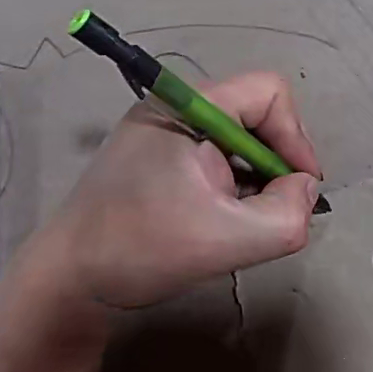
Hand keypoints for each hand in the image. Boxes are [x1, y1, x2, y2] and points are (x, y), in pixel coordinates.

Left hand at [45, 71, 323, 309]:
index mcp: (188, 107)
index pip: (268, 92)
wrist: (68, 278)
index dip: (294, 137)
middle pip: (254, 114)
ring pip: (236, 140)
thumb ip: (286, 215)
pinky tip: (219, 222)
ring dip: (253, 180)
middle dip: (275, 163)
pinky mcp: (157, 158)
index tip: (298, 188)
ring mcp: (163, 132)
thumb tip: (304, 190)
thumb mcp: (227, 238)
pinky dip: (231, 187)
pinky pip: (213, 158)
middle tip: (273, 212)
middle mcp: (176, 108)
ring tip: (243, 224)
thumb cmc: (140, 248)